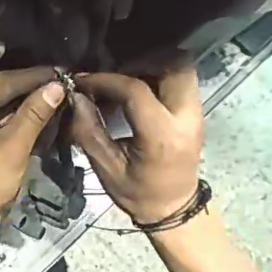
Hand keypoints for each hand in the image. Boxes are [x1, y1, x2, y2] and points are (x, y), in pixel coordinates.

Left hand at [0, 67, 67, 229]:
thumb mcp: (13, 147)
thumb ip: (34, 115)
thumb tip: (56, 87)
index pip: (3, 83)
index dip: (34, 77)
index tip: (61, 73)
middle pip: (3, 90)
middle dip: (33, 88)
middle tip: (63, 82)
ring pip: (5, 103)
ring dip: (30, 101)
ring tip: (58, 94)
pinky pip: (2, 117)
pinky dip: (21, 116)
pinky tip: (43, 111)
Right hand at [67, 68, 203, 225]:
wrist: (176, 210)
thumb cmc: (140, 194)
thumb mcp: (107, 169)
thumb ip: (89, 131)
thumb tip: (76, 97)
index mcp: (162, 135)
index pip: (135, 90)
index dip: (105, 80)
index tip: (83, 81)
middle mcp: (186, 117)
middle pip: (175, 64)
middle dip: (142, 60)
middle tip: (114, 69)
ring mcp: (196, 112)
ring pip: (182, 67)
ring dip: (153, 64)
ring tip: (125, 76)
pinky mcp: (195, 111)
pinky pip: (181, 78)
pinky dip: (159, 74)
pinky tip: (136, 86)